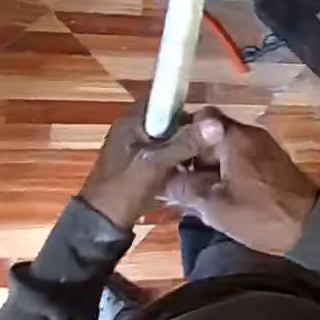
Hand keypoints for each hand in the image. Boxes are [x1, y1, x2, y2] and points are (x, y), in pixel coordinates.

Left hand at [78, 104, 220, 230]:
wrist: (101, 221)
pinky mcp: (136, 163)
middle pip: (165, 119)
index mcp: (130, 120)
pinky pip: (161, 153)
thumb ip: (185, 143)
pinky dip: (175, 158)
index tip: (206, 116)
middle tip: (212, 138)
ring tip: (206, 154)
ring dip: (182, 145)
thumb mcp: (157, 163)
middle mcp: (130, 128)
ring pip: (164, 137)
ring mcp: (132, 147)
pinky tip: (191, 169)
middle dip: (187, 127)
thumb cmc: (125, 187)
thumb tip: (217, 123)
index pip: (160, 97)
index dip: (184, 103)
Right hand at [162, 109, 319, 256]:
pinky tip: (216, 193)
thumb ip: (184, 188)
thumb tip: (164, 180)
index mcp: (234, 136)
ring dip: (208, 164)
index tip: (166, 152)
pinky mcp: (272, 161)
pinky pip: (240, 157)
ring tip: (192, 189)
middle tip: (175, 176)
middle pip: (211, 133)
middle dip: (192, 153)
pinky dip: (226, 170)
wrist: (311, 228)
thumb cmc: (260, 214)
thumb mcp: (214, 206)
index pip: (199, 117)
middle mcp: (250, 134)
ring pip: (225, 147)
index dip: (180, 132)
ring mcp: (263, 146)